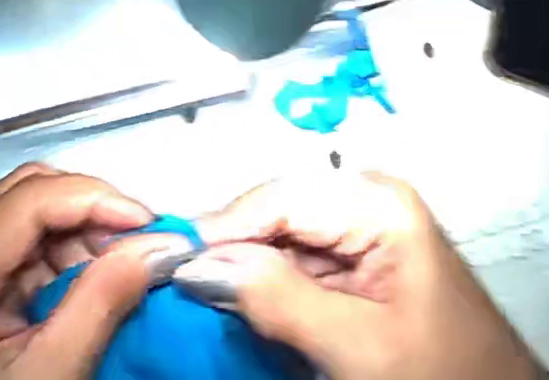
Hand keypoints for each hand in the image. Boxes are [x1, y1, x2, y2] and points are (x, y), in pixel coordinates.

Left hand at [0, 164, 193, 379]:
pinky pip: (21, 242)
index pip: (26, 200)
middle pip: (25, 193)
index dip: (94, 198)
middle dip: (90, 208)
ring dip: (82, 227)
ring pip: (26, 210)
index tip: (149, 224)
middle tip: (141, 242)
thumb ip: (98, 305)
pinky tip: (92, 276)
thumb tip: (156, 245)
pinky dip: (64, 250)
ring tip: (122, 263)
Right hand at [175, 173, 541, 379]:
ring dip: (241, 266)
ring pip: (279, 235)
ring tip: (194, 290)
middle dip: (228, 246)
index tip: (171, 257)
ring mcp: (360, 227)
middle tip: (177, 279)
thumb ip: (278, 299)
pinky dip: (264, 283)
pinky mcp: (354, 258)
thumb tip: (200, 265)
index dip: (223, 226)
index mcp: (377, 202)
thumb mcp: (359, 350)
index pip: (281, 197)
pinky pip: (295, 259)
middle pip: (276, 211)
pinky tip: (236, 302)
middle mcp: (365, 198)